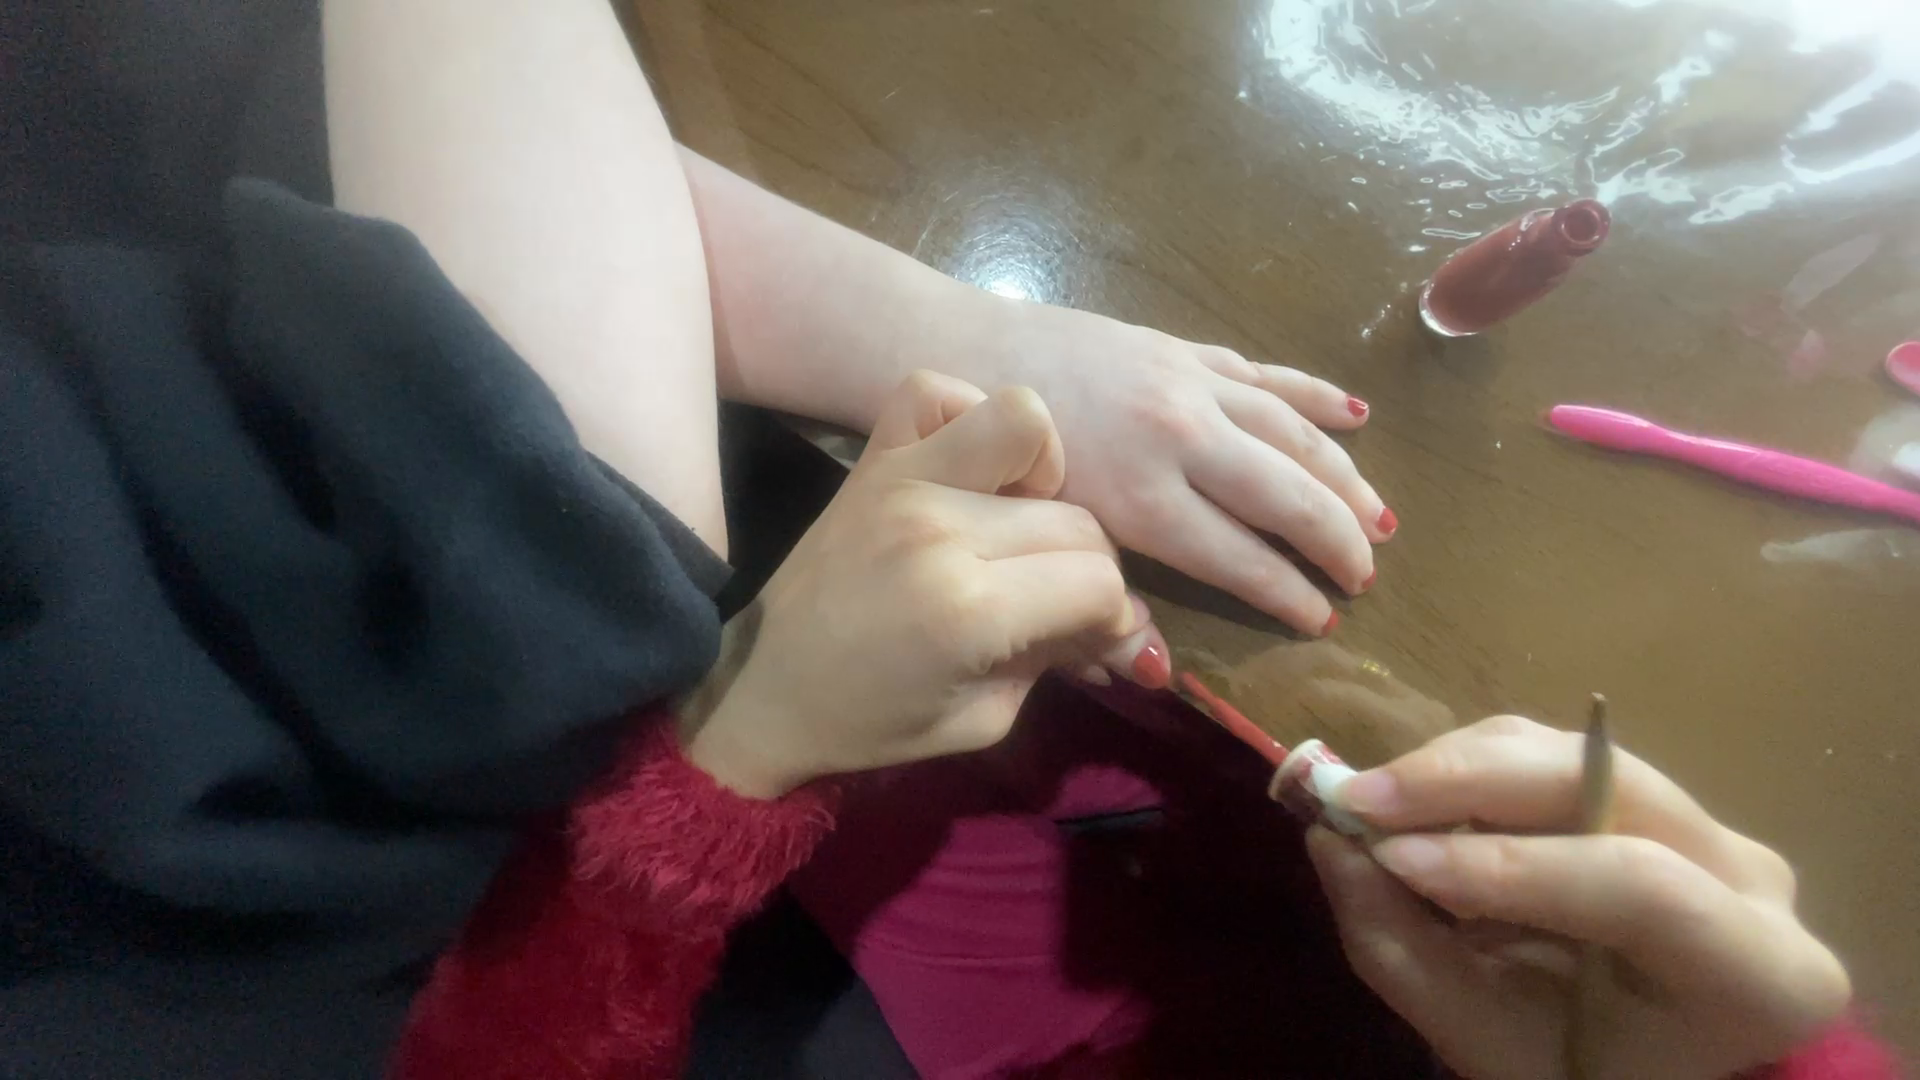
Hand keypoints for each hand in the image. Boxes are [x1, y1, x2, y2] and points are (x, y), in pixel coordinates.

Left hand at [682, 371, 1163, 798]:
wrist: (765, 688)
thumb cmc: (871, 722)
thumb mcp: (983, 718)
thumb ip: (1062, 658)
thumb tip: (1136, 631)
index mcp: (967, 608)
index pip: (1098, 581)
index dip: (1114, 616)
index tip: (1096, 639)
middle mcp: (939, 525)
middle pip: (1076, 518)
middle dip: (1088, 568)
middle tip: (1060, 601)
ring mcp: (902, 478)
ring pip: (1024, 425)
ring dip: (1045, 476)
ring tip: (1017, 522)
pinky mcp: (871, 459)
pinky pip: (934, 389)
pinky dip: (965, 417)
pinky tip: (968, 473)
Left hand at [965, 297, 1391, 635]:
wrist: (969, 358)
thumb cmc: (992, 463)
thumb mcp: (1040, 538)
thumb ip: (1101, 591)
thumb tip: (1150, 660)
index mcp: (1141, 500)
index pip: (1240, 559)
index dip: (1288, 595)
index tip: (1323, 621)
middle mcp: (1180, 441)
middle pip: (1285, 496)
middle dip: (1335, 541)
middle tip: (1369, 575)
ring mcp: (1188, 386)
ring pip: (1291, 433)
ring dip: (1344, 476)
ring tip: (1381, 516)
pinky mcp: (1181, 348)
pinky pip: (1265, 374)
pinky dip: (1314, 395)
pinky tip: (1357, 415)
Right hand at [1309, 716, 1850, 1079]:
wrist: (1637, 1051)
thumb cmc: (1576, 1065)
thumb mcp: (1482, 1037)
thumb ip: (1399, 950)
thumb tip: (1328, 841)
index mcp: (1755, 970)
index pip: (1641, 886)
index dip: (1505, 864)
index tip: (1391, 859)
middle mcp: (1739, 868)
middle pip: (1588, 777)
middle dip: (1456, 778)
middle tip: (1357, 798)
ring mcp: (1686, 814)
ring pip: (1545, 746)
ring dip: (1443, 765)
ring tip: (1373, 803)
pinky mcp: (1620, 786)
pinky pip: (1524, 748)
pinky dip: (1450, 765)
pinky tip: (1410, 801)